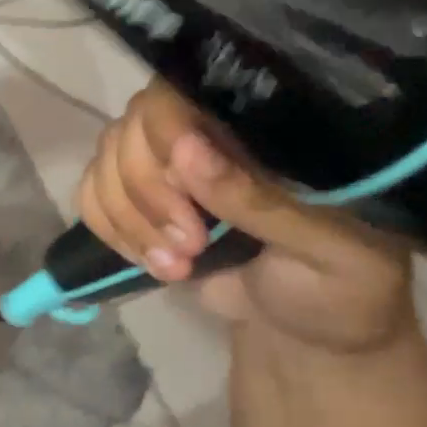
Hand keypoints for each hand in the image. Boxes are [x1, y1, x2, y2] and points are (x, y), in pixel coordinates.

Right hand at [80, 81, 416, 354]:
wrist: (305, 329)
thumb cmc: (337, 287)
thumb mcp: (324, 253)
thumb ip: (261, 202)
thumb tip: (187, 151)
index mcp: (252, 128)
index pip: (178, 97)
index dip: (164, 141)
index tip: (189, 207)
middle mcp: (198, 128)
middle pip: (131, 131)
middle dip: (147, 197)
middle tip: (191, 249)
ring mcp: (158, 157)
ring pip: (104, 161)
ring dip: (129, 219)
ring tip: (175, 266)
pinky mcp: (130, 189)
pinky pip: (89, 190)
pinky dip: (109, 227)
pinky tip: (148, 259)